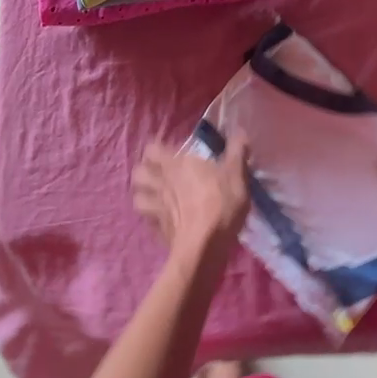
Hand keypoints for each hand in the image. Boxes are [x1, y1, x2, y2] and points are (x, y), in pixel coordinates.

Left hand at [132, 134, 250, 255]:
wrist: (205, 246)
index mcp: (177, 165)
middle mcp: (162, 183)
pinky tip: (163, 220)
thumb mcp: (236, 174)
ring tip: (155, 196)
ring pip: (137, 197)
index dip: (155, 151)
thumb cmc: (220, 203)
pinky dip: (152, 218)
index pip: (152, 150)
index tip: (167, 153)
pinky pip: (148, 220)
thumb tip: (240, 131)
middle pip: (138, 173)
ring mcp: (157, 208)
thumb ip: (237, 152)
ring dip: (143, 195)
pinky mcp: (159, 230)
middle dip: (144, 172)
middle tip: (158, 173)